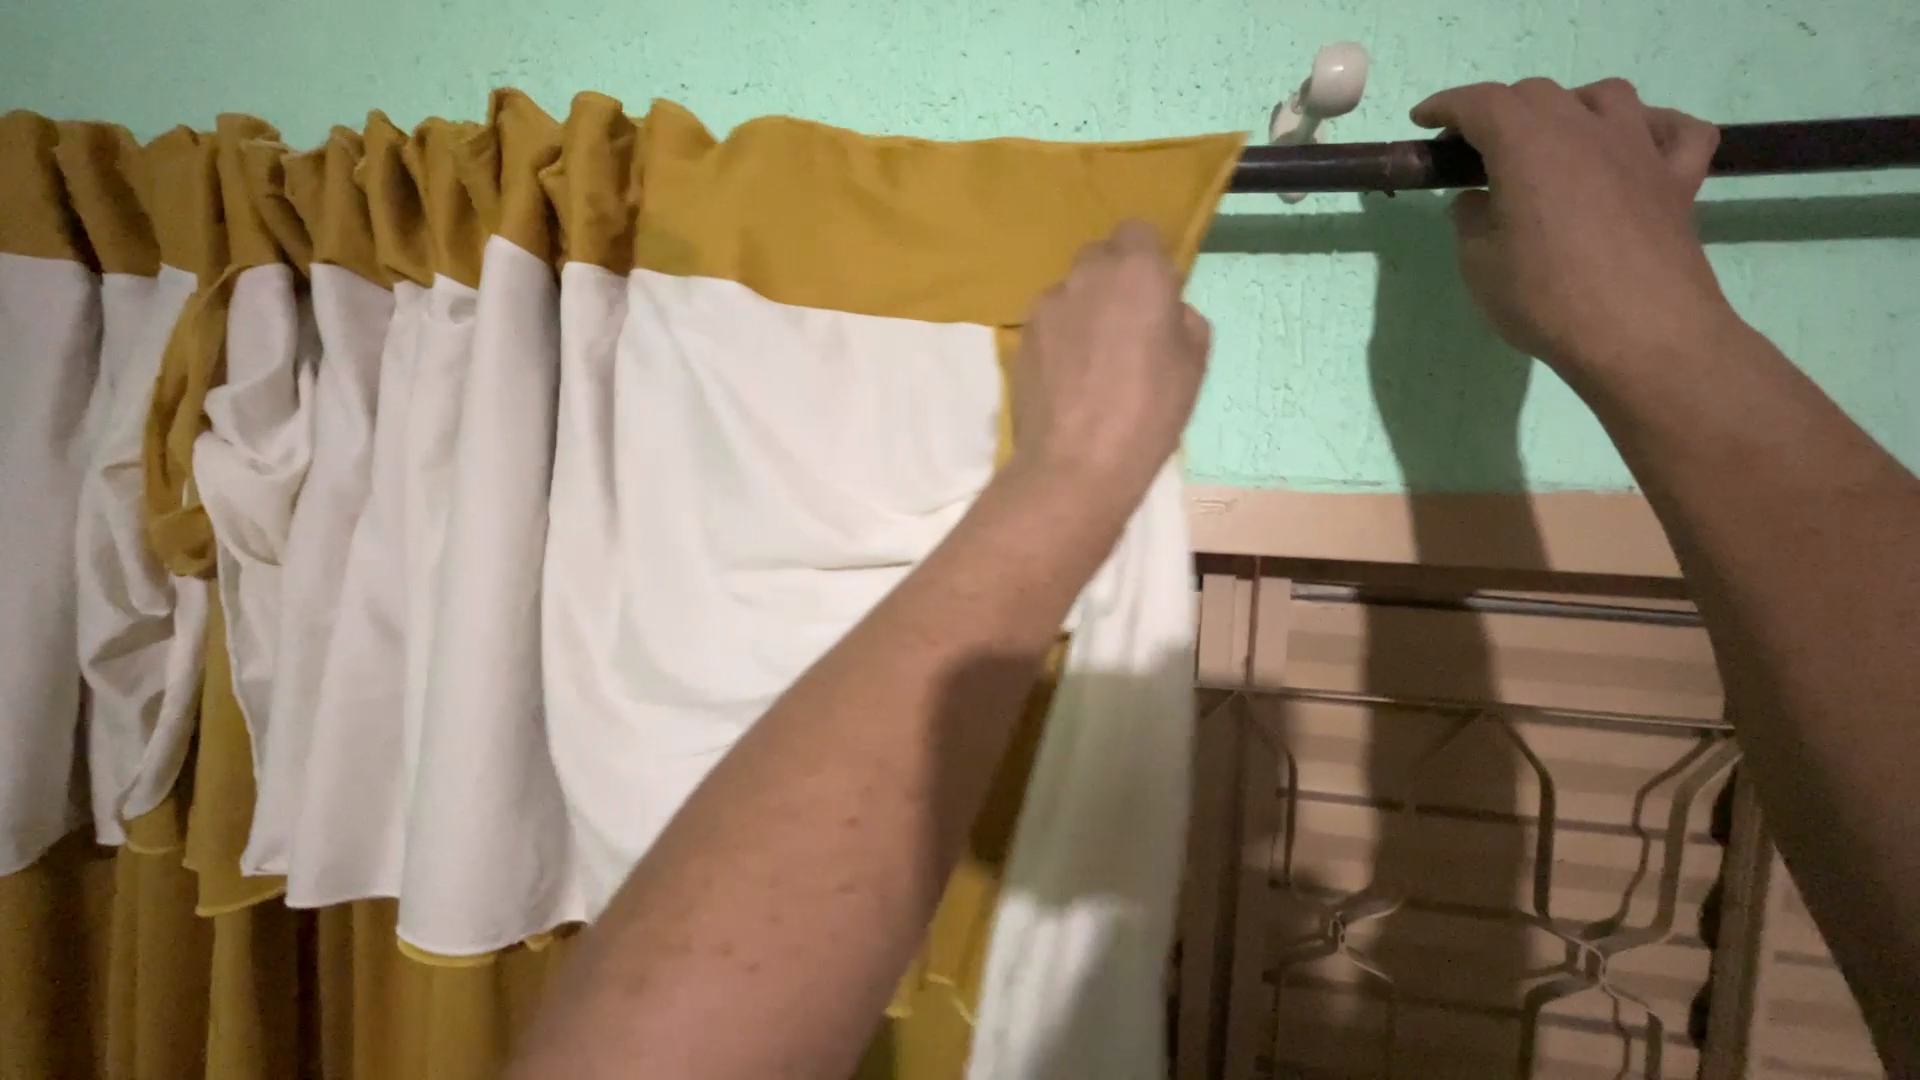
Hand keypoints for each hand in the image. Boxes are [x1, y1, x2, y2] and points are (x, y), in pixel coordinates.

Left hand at [1009, 221, 1211, 507]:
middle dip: (1113, 281)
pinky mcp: (1020, 338)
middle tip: (1125, 329)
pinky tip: (1066, 380)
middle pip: (1100, 258)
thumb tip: (1167, 312)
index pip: (1138, 231)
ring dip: (1083, 312)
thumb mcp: (1193, 367)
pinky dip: (1059, 340)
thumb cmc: (1148, 414)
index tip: (1154, 295)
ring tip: (1092, 363)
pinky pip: (1047, 325)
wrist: (1075, 464)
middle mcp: (1085, 275)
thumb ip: (1183, 321)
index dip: (1147, 259)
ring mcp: (1046, 306)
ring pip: (1070, 293)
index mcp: (1137, 272)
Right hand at [1412, 79, 1742, 376]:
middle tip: (1472, 148)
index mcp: (1529, 148)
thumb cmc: (1543, 299)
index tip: (1423, 120)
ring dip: (1567, 107)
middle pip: (1539, 94)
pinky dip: (1648, 128)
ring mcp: (1641, 149)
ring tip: (1548, 141)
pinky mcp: (1679, 177)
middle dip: (1498, 110)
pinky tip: (1630, 149)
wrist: (1638, 331)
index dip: (1447, 106)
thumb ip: (1471, 220)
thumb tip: (1477, 199)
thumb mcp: (1478, 265)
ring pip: (1605, 96)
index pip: (1482, 104)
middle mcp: (1587, 131)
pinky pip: (1673, 130)